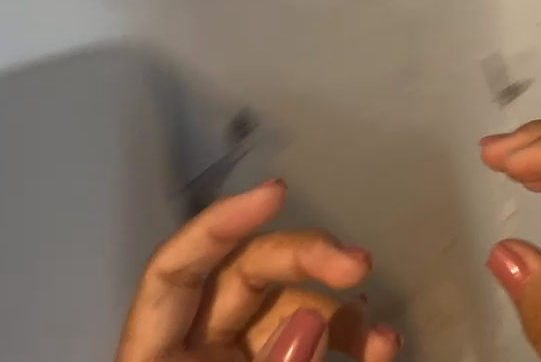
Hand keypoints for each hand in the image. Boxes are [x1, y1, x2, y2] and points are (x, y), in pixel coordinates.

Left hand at [116, 180, 401, 361]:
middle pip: (250, 275)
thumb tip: (311, 320)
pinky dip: (356, 340)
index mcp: (157, 361)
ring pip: (296, 305)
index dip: (219, 225)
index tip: (274, 195)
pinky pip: (325, 343)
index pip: (176, 273)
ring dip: (343, 307)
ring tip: (378, 328)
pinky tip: (383, 345)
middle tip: (356, 263)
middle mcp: (200, 353)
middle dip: (308, 258)